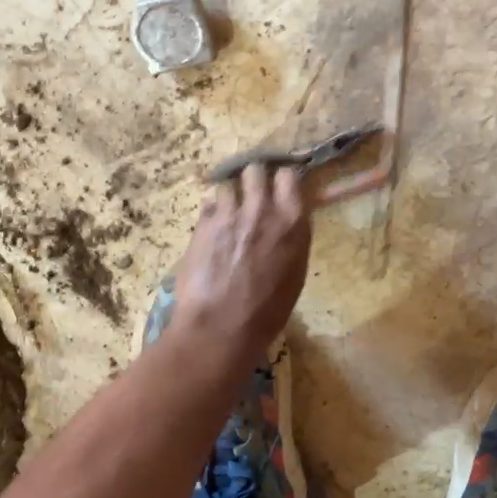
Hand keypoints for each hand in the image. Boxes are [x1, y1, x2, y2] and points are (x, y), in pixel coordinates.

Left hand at [172, 165, 312, 359]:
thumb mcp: (294, 272)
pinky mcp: (203, 223)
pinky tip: (212, 232)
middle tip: (250, 196)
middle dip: (252, 180)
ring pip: (228, 184)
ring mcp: (230, 213)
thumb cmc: (266, 312)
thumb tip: (284, 223)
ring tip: (227, 216)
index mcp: (292, 220)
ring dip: (229, 197)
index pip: (288, 176)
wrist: (220, 328)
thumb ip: (290, 237)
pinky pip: (208, 204)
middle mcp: (262, 208)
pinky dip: (211, 214)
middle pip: (255, 170)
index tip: (277, 189)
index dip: (280, 181)